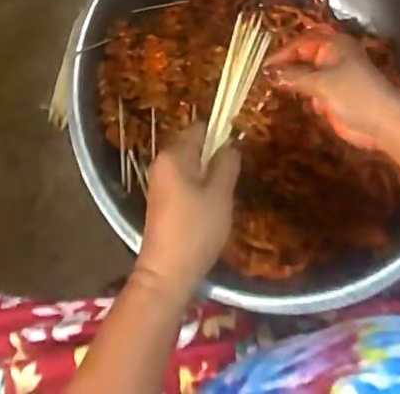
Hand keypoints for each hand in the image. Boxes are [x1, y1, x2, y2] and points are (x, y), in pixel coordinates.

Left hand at [134, 122, 238, 294]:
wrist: (167, 271)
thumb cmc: (196, 229)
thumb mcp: (219, 196)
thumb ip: (227, 165)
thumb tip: (231, 144)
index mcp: (174, 154)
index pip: (199, 128)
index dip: (220, 132)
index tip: (240, 143)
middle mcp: (162, 161)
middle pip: (193, 145)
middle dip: (214, 155)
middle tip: (236, 172)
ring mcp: (159, 180)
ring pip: (189, 165)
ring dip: (208, 173)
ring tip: (227, 191)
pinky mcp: (161, 198)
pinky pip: (183, 180)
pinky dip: (198, 186)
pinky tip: (212, 206)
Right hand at [267, 32, 399, 149]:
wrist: (388, 126)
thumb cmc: (355, 96)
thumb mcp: (320, 84)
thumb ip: (292, 76)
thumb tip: (268, 72)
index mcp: (333, 44)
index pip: (300, 43)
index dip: (281, 54)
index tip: (264, 67)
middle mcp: (334, 55)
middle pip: (303, 56)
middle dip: (286, 66)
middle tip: (267, 77)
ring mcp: (336, 75)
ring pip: (307, 74)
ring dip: (294, 81)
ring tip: (276, 89)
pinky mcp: (338, 94)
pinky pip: (314, 90)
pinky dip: (305, 95)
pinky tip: (296, 101)